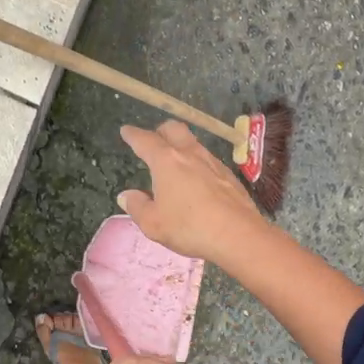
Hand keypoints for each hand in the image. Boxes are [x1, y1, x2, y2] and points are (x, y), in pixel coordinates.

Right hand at [117, 121, 268, 261]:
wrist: (238, 234)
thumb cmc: (189, 228)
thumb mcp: (153, 224)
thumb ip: (137, 207)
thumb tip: (126, 195)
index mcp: (166, 161)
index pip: (145, 141)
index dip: (133, 135)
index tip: (126, 131)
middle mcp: (190, 154)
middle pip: (174, 129)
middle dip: (160, 131)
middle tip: (153, 141)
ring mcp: (212, 162)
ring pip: (193, 143)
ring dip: (181, 146)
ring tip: (175, 162)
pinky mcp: (228, 175)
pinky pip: (208, 160)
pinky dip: (197, 163)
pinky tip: (198, 180)